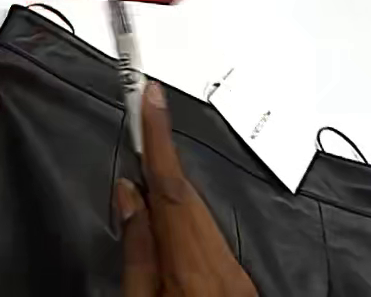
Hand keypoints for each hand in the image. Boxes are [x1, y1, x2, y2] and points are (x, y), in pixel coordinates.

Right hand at [118, 83, 257, 296]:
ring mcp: (240, 279)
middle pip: (187, 198)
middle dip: (162, 160)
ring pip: (199, 217)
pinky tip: (168, 223)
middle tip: (139, 122)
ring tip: (143, 177)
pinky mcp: (243, 287)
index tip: (150, 93)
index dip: (159, 135)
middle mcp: (224, 269)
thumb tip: (128, 191)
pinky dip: (185, 220)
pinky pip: (209, 239)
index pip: (172, 186)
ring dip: (172, 192)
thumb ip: (137, 251)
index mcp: (193, 272)